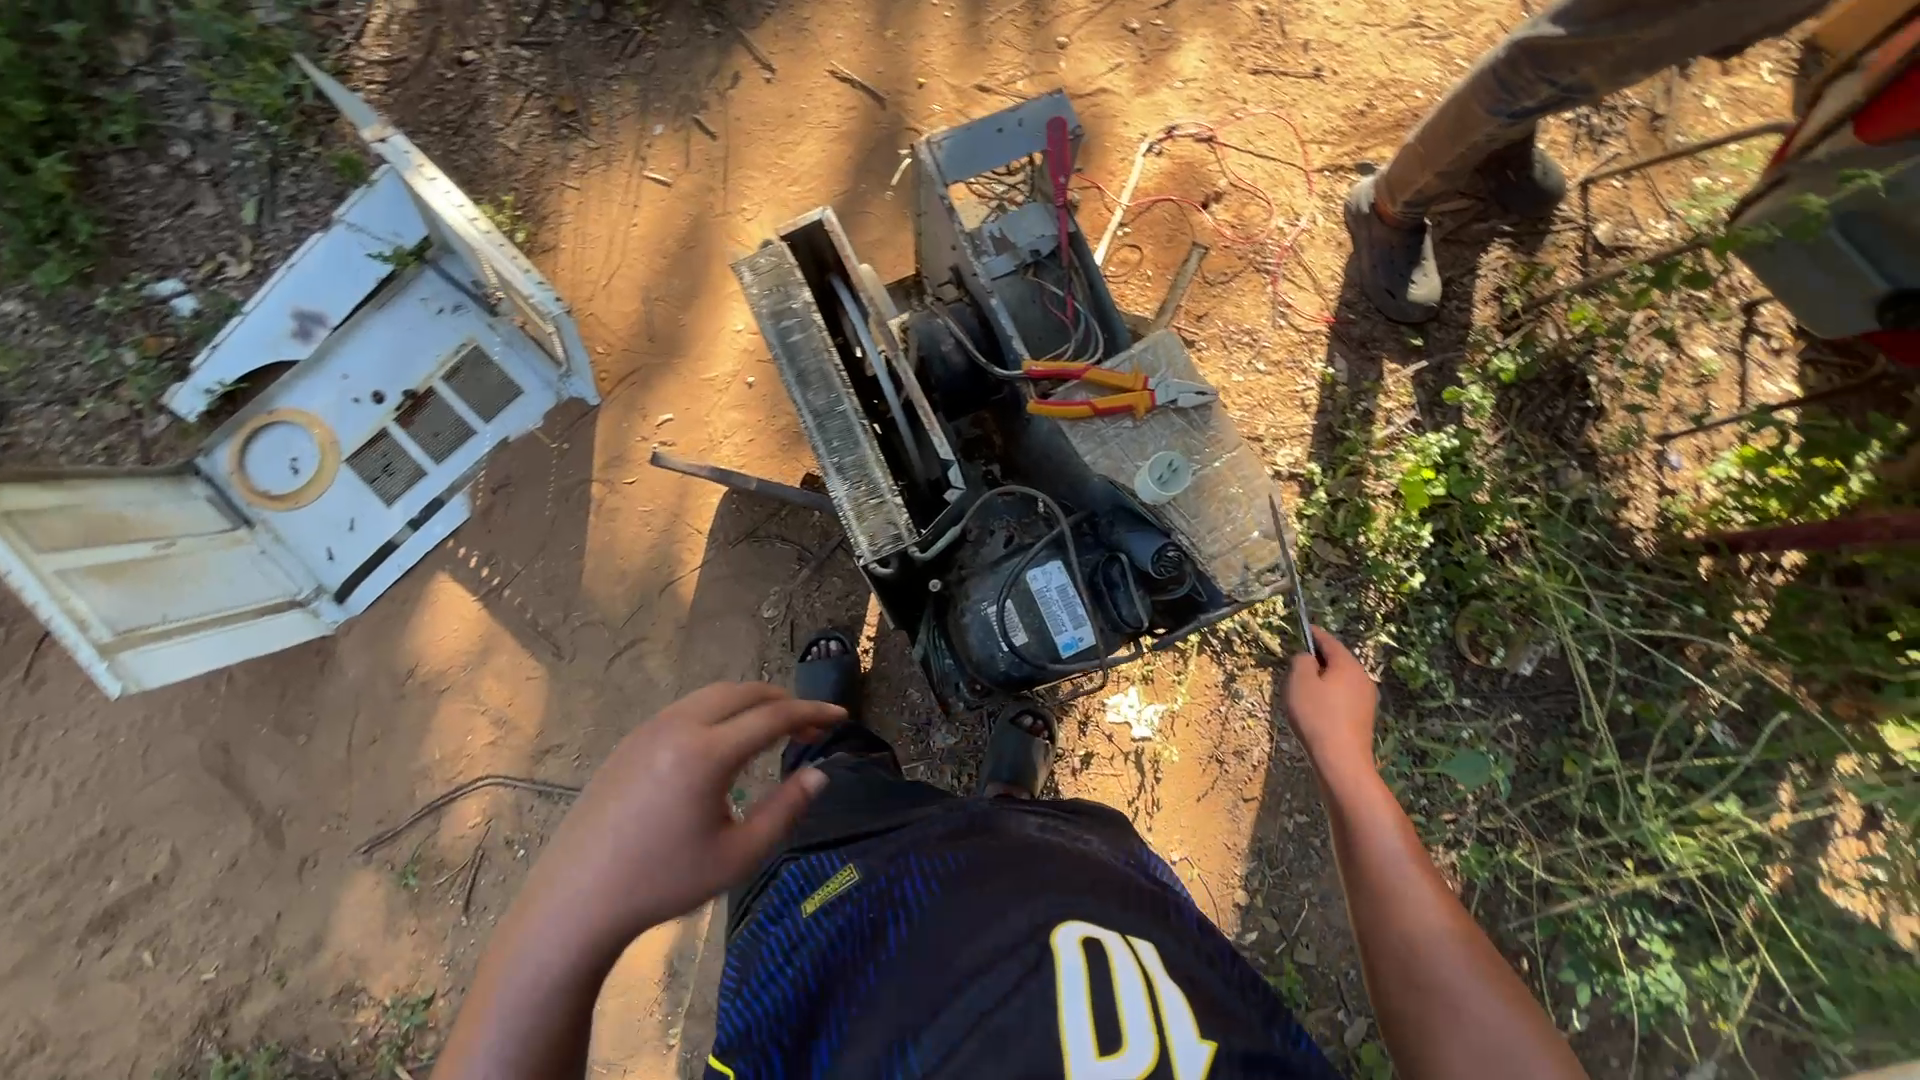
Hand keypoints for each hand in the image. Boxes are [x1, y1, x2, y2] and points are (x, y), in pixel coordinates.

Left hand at [511, 683, 844, 951]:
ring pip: (713, 696)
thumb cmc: (663, 883)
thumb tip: (820, 773)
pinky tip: (726, 742)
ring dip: (751, 702)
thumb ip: (786, 809)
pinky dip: (720, 711)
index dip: (813, 712)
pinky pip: (688, 708)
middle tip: (811, 722)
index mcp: (707, 753)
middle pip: (743, 692)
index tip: (841, 716)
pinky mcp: (631, 740)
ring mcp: (650, 729)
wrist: (577, 899)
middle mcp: (678, 726)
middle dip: (783, 700)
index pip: (774, 716)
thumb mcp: (739, 856)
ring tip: (774, 727)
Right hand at [1284, 626, 1379, 786]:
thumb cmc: (1317, 715)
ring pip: (1341, 679)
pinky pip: (1344, 696)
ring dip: (1324, 679)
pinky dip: (1330, 694)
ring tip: (1303, 687)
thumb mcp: (1299, 682)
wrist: (1341, 759)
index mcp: (1348, 664)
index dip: (1314, 634)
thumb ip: (1302, 661)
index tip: (1304, 629)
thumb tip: (1308, 658)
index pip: (1329, 641)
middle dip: (1319, 658)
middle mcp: (1362, 677)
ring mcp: (1366, 698)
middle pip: (1338, 660)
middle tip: (1297, 662)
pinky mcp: (1364, 716)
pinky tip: (1317, 707)